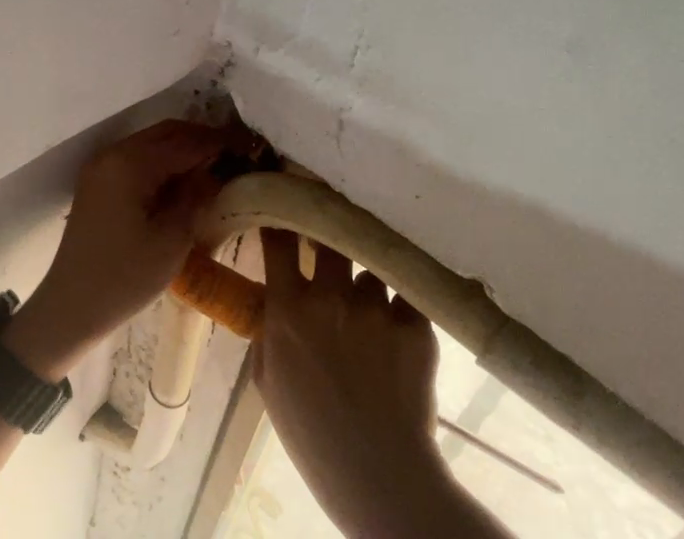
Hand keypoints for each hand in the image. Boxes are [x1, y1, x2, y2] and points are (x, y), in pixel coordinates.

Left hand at [2, 120, 232, 378]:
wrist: (71, 305)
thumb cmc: (125, 277)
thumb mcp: (172, 239)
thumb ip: (197, 197)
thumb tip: (217, 171)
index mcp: (130, 164)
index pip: (185, 142)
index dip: (220, 142)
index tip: (252, 146)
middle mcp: (113, 155)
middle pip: (166, 134)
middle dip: (202, 139)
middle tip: (238, 154)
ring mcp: (102, 168)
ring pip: (152, 144)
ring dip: (184, 149)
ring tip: (218, 167)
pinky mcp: (99, 184)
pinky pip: (138, 159)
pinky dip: (164, 162)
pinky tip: (186, 181)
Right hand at [256, 228, 486, 537]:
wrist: (378, 473)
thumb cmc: (309, 433)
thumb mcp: (267, 379)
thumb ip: (269, 331)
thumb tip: (275, 303)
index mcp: (288, 309)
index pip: (280, 242)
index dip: (280, 222)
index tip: (281, 211)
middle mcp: (332, 297)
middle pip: (330, 239)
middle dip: (328, 235)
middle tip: (328, 241)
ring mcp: (378, 310)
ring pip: (370, 271)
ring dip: (365, 280)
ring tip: (367, 305)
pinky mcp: (417, 327)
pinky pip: (406, 297)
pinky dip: (400, 305)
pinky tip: (397, 325)